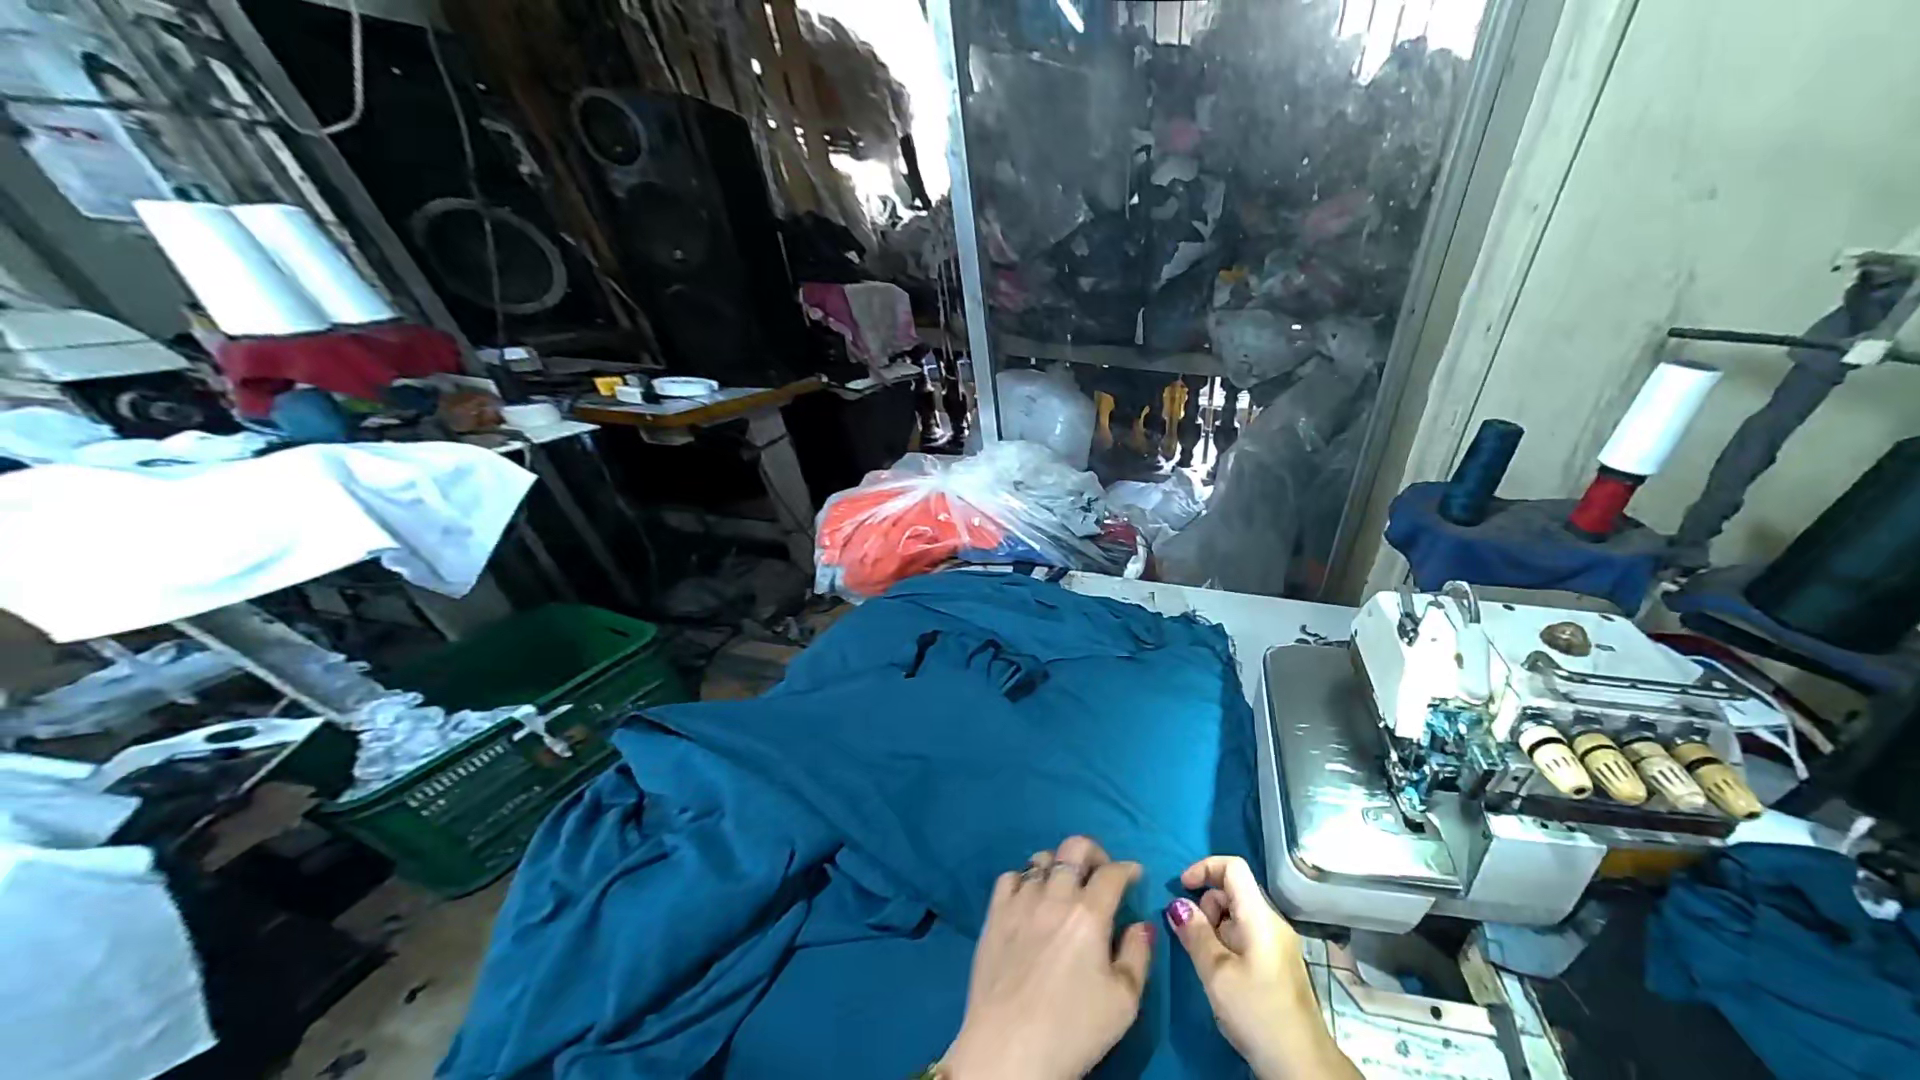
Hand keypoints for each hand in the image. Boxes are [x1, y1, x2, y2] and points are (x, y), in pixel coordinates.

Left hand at [942, 836, 1153, 1079]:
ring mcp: (1019, 902)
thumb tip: (1141, 923)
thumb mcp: (1124, 1002)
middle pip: (1074, 848)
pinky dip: (1025, 880)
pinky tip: (1030, 899)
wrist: (1008, 1048)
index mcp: (1089, 914)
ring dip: (1058, 865)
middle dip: (1094, 852)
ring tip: (1065, 886)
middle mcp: (1054, 896)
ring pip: (1041, 859)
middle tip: (1101, 873)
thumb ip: (1138, 955)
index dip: (1128, 868)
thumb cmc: (1073, 1029)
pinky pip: (1010, 877)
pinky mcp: (993, 914)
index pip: (1112, 873)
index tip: (1134, 875)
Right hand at [1165, 856, 1359, 1079]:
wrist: (1303, 1068)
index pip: (1233, 867)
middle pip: (1233, 892)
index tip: (1181, 889)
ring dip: (1213, 927)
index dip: (1203, 868)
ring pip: (1237, 917)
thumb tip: (1178, 904)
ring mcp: (1277, 946)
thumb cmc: (1258, 1013)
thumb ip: (1195, 934)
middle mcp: (1272, 924)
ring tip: (1203, 960)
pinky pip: (1246, 937)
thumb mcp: (1216, 973)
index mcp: (1261, 917)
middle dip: (1205, 904)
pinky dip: (1225, 943)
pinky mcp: (1277, 966)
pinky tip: (1219, 974)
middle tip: (1191, 937)